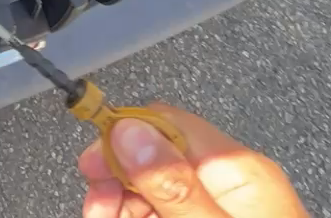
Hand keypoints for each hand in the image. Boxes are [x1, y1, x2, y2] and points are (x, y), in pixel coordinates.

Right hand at [78, 104, 309, 217]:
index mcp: (239, 171)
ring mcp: (223, 210)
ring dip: (123, 205)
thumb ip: (175, 187)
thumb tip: (129, 129)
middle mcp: (231, 182)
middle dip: (118, 181)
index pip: (166, 121)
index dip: (121, 137)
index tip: (91, 168)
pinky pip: (168, 213)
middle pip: (155, 157)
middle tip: (95, 211)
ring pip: (155, 190)